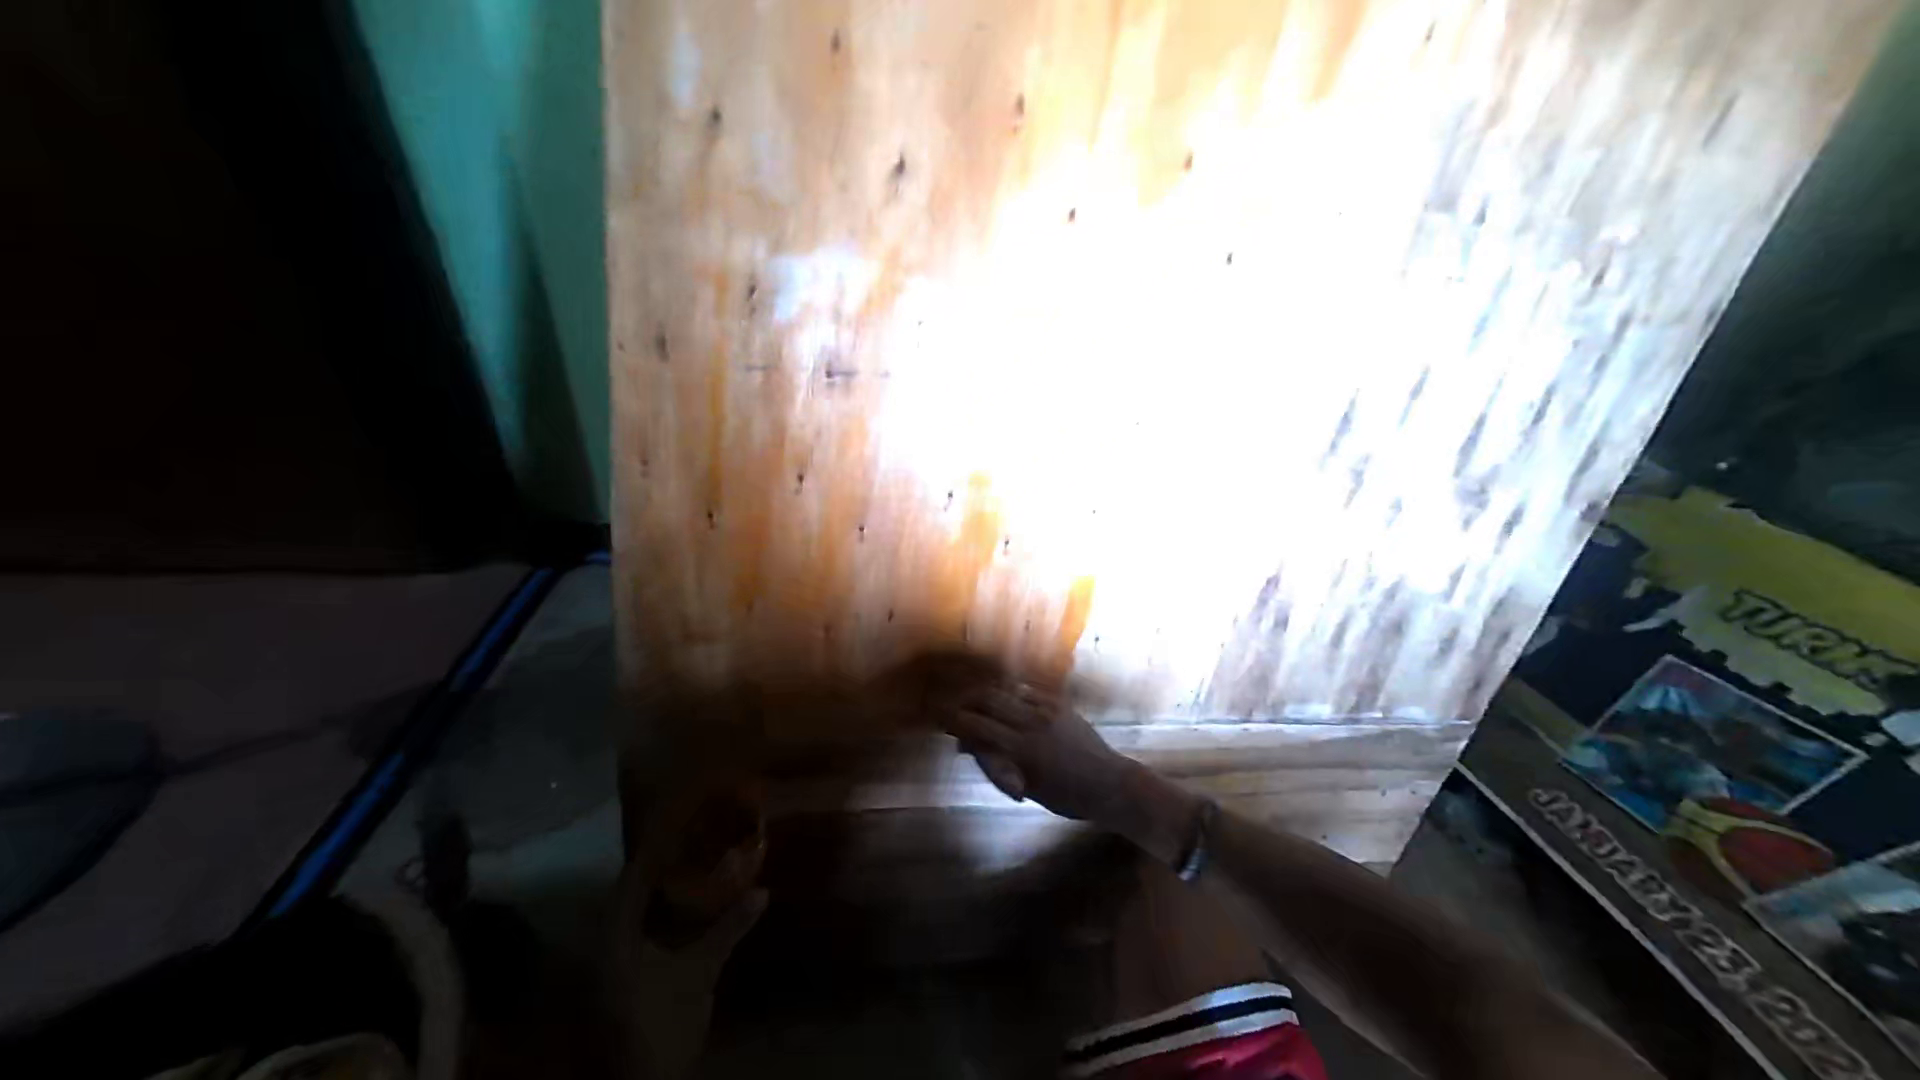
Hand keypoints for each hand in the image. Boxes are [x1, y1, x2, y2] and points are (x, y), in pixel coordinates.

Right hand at [940, 680, 1135, 823]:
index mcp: (1021, 748)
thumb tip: (967, 744)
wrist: (1111, 784)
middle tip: (953, 708)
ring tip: (973, 702)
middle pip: (986, 700)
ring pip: (1005, 691)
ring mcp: (1047, 709)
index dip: (954, 720)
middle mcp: (1031, 722)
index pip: (976, 725)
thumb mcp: (1027, 786)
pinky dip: (1009, 693)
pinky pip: (1026, 691)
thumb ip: (997, 764)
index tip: (940, 718)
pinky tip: (1004, 700)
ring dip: (985, 694)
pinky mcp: (1059, 704)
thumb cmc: (1067, 798)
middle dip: (965, 702)